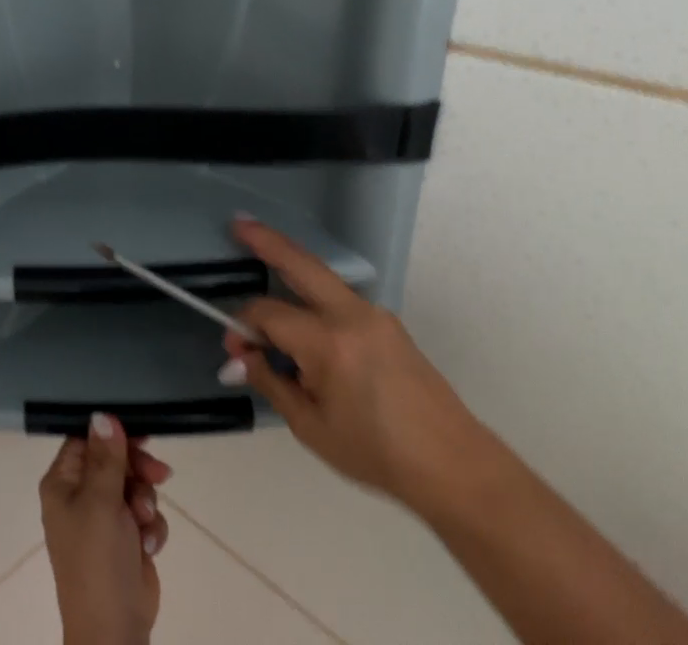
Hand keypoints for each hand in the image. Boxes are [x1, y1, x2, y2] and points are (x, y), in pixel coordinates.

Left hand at [39, 413, 172, 644]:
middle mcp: (80, 496)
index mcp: (62, 483)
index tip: (142, 433)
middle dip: (138, 470)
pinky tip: (149, 546)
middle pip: (115, 461)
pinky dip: (152, 527)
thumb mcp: (100, 501)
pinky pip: (146, 514)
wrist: (114, 625)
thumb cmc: (97, 557)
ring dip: (147, 502)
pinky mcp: (127, 537)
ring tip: (144, 522)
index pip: (85, 440)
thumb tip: (101, 413)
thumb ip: (105, 457)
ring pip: (135, 486)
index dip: (113, 435)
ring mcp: (104, 518)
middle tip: (159, 475)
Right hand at [219, 217, 496, 512]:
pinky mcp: (388, 325)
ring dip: (291, 265)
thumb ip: (271, 382)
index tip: (235, 353)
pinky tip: (299, 317)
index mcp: (329, 344)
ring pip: (322, 278)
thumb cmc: (375, 452)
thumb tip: (241, 359)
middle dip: (267, 241)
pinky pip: (339, 299)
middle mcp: (352, 317)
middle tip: (238, 223)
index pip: (268, 315)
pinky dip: (311, 297)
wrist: (452, 464)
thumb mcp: (310, 426)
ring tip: (261, 250)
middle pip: (302, 265)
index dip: (243, 328)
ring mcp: (375, 316)